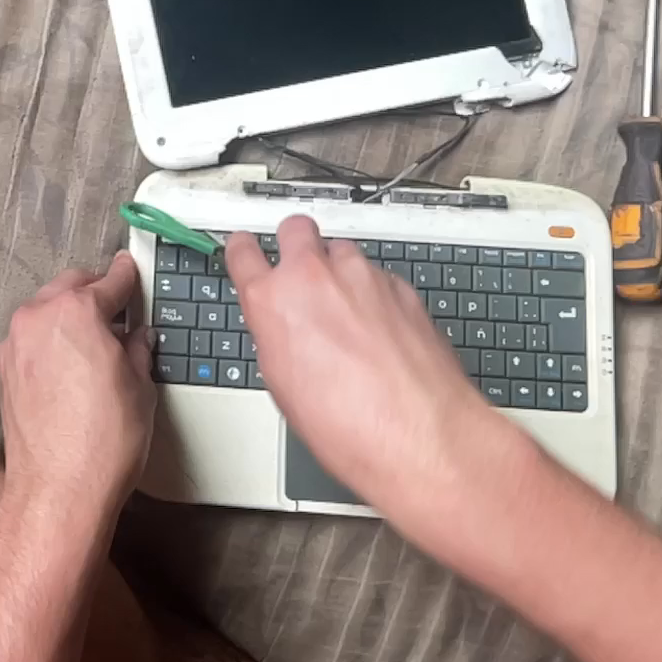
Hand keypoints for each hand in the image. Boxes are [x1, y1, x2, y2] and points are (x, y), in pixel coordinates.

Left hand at [0, 253, 155, 517]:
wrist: (57, 489)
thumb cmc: (103, 439)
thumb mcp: (139, 385)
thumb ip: (137, 347)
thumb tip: (137, 336)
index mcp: (76, 310)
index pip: (110, 281)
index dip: (128, 277)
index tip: (132, 270)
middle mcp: (38, 316)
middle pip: (72, 285)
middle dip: (96, 291)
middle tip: (120, 308)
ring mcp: (16, 341)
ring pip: (47, 307)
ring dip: (69, 312)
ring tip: (95, 337)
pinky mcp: (4, 367)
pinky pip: (32, 335)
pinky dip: (51, 335)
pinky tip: (70, 359)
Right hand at [225, 216, 527, 543]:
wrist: (418, 435)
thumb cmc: (346, 423)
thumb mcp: (280, 380)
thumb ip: (274, 333)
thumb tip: (279, 324)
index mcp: (272, 299)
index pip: (243, 250)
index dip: (243, 250)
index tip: (246, 251)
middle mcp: (314, 275)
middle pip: (295, 227)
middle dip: (293, 243)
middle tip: (298, 269)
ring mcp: (360, 275)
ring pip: (340, 251)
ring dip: (338, 271)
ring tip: (345, 311)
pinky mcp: (399, 286)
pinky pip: (377, 276)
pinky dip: (373, 293)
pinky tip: (378, 328)